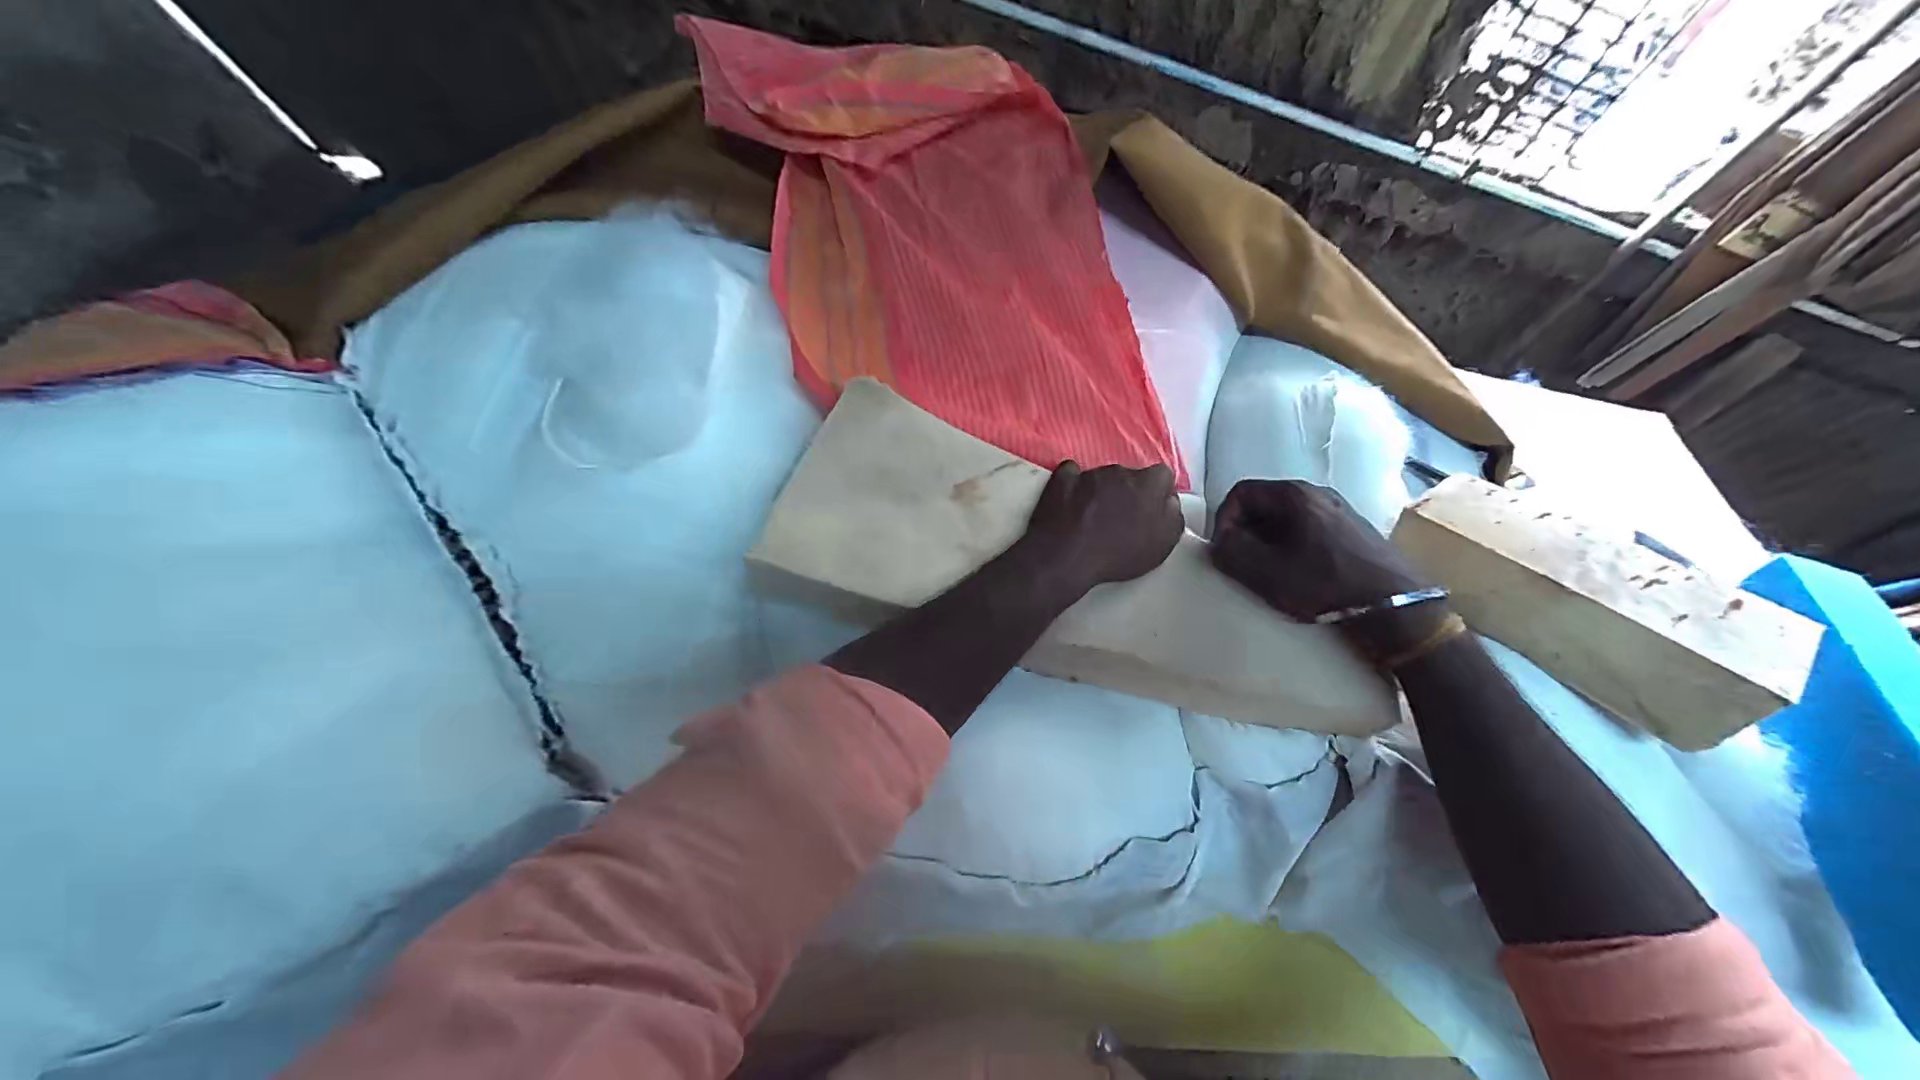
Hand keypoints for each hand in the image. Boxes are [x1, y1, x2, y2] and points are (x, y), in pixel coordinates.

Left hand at [1013, 461, 1183, 598]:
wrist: (1068, 556)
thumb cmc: (1117, 554)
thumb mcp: (1162, 544)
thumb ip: (1173, 516)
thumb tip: (1169, 503)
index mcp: (1149, 484)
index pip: (1162, 476)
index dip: (1157, 492)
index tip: (1150, 508)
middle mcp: (1120, 472)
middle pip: (1130, 476)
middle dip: (1127, 493)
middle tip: (1120, 519)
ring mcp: (1089, 473)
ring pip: (1101, 477)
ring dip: (1100, 492)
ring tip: (1093, 520)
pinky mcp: (1063, 478)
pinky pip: (1071, 475)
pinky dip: (1073, 486)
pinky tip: (1071, 505)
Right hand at [1209, 479, 1428, 623]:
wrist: (1395, 607)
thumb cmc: (1325, 584)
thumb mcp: (1265, 571)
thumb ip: (1231, 551)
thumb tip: (1219, 541)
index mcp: (1294, 495)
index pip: (1240, 492)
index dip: (1223, 520)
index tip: (1224, 549)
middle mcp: (1317, 493)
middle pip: (1262, 504)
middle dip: (1244, 532)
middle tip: (1241, 562)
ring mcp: (1338, 510)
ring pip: (1285, 518)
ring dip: (1267, 542)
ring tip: (1267, 571)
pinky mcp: (1352, 530)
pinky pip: (1307, 529)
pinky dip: (1291, 546)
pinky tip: (1297, 574)